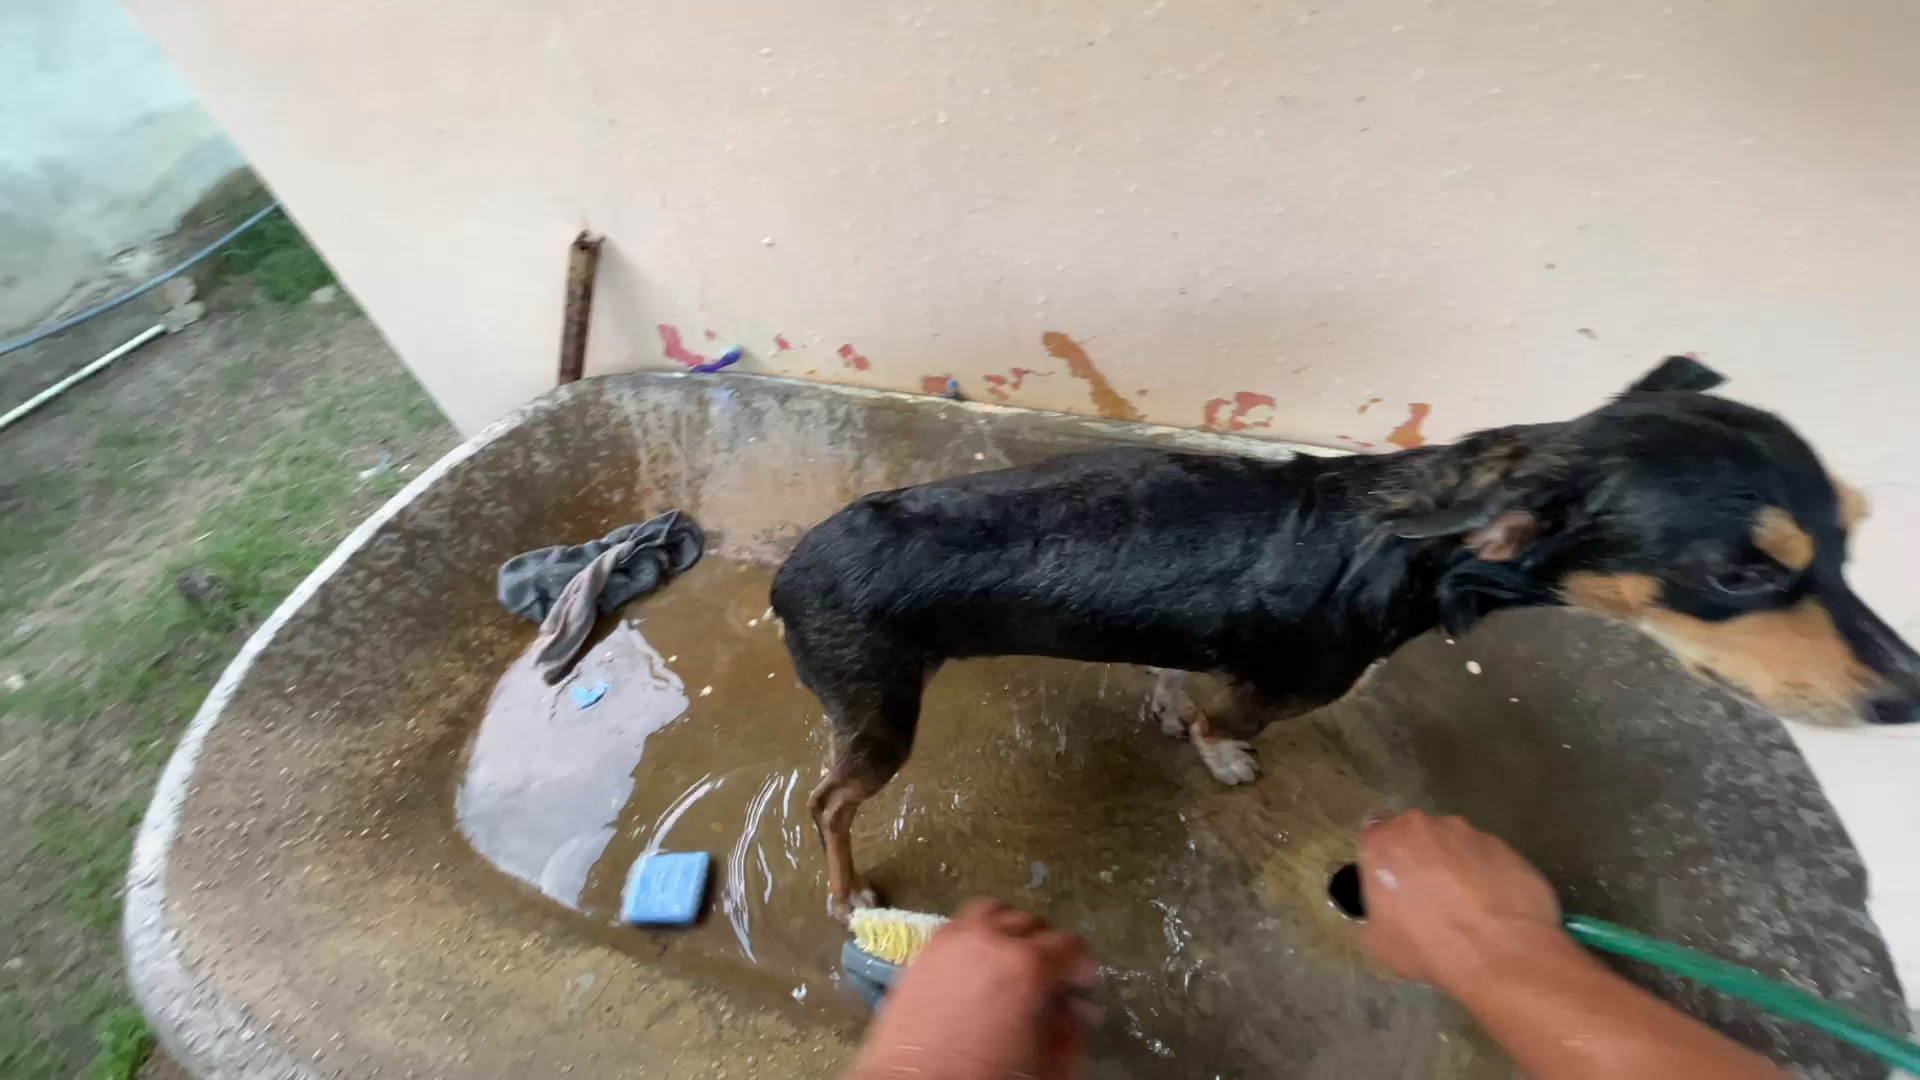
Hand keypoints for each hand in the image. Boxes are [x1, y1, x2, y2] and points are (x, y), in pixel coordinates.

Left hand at [847, 898, 1098, 1079]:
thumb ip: (1070, 1034)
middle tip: (1052, 977)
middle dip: (1049, 947)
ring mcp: (956, 935)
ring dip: (1013, 928)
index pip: (1070, 945)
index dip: (1082, 964)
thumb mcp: (1042, 1067)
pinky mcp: (929, 943)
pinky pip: (964, 920)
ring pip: (998, 911)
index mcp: (1026, 965)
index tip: (1084, 984)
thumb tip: (1080, 1011)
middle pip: (1034, 923)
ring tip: (1016, 957)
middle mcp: (993, 937)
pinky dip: (981, 929)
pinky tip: (982, 958)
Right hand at [1357, 810, 1569, 990]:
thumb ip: (1375, 914)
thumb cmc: (1428, 946)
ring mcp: (1465, 833)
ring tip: (1470, 904)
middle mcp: (1418, 826)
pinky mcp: (1504, 849)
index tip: (1394, 882)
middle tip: (1430, 893)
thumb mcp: (1379, 942)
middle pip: (1414, 834)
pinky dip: (1488, 875)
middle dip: (1420, 856)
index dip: (1385, 857)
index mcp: (1380, 842)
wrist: (1504, 956)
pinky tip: (1497, 908)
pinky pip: (1488, 858)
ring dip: (1455, 864)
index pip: (1373, 834)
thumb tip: (1385, 914)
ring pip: (1453, 843)